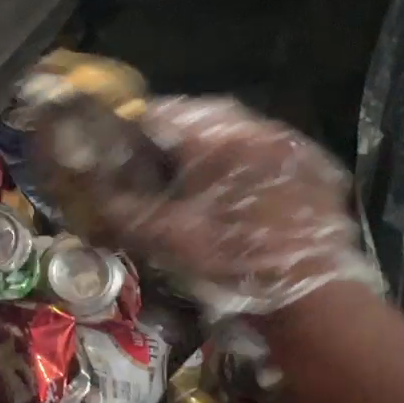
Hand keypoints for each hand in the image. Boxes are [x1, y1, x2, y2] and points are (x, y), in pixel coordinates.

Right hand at [94, 97, 371, 314]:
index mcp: (211, 140)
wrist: (309, 291)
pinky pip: (270, 146)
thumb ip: (120, 208)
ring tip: (199, 170)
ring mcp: (290, 143)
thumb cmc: (228, 260)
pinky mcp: (314, 162)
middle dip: (175, 130)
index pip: (159, 111)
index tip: (124, 144)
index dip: (135, 126)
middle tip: (159, 157)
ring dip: (213, 141)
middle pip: (201, 113)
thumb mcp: (162, 238)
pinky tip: (239, 186)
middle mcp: (253, 128)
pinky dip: (247, 156)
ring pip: (237, 127)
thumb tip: (88, 189)